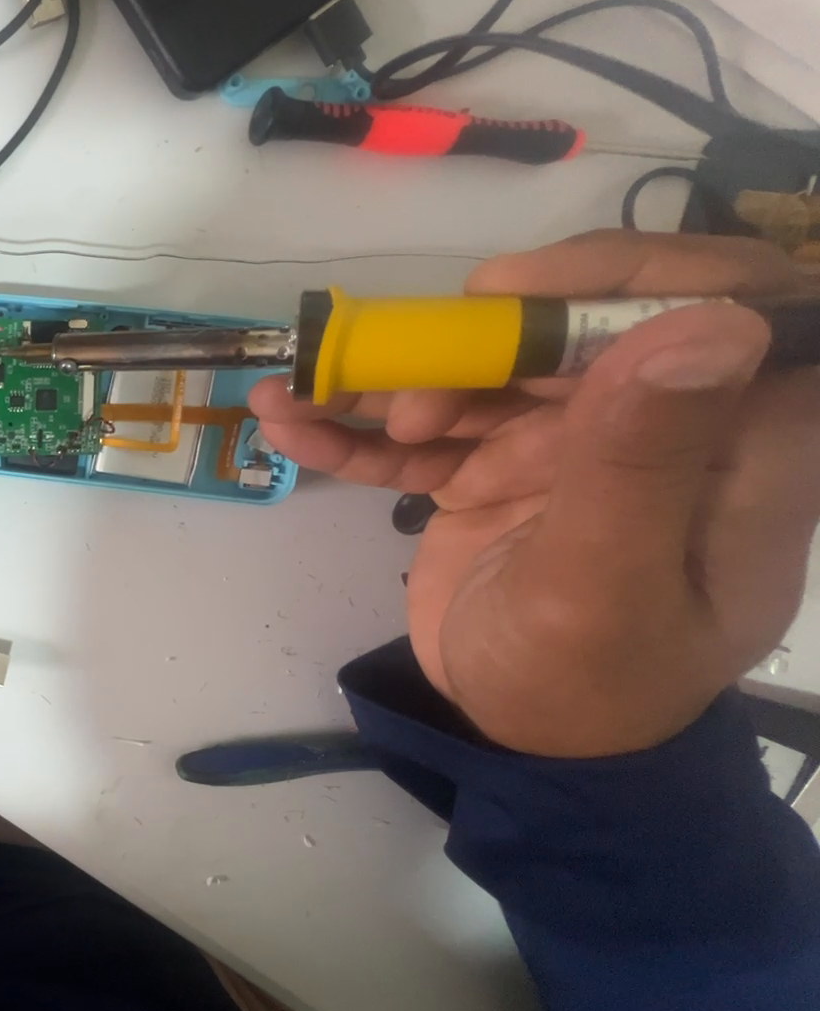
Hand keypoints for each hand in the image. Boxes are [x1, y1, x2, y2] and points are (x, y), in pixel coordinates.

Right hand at [251, 231, 819, 756]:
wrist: (520, 734)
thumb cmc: (591, 678)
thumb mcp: (610, 581)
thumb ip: (641, 464)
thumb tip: (703, 325)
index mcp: (725, 442)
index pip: (715, 310)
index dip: (618, 276)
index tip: (505, 294)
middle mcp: (638, 427)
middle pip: (552, 338)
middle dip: (456, 350)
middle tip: (386, 391)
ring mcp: (549, 449)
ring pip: (462, 383)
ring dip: (371, 384)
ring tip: (289, 394)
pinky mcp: (478, 475)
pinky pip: (410, 440)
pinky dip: (347, 434)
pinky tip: (286, 426)